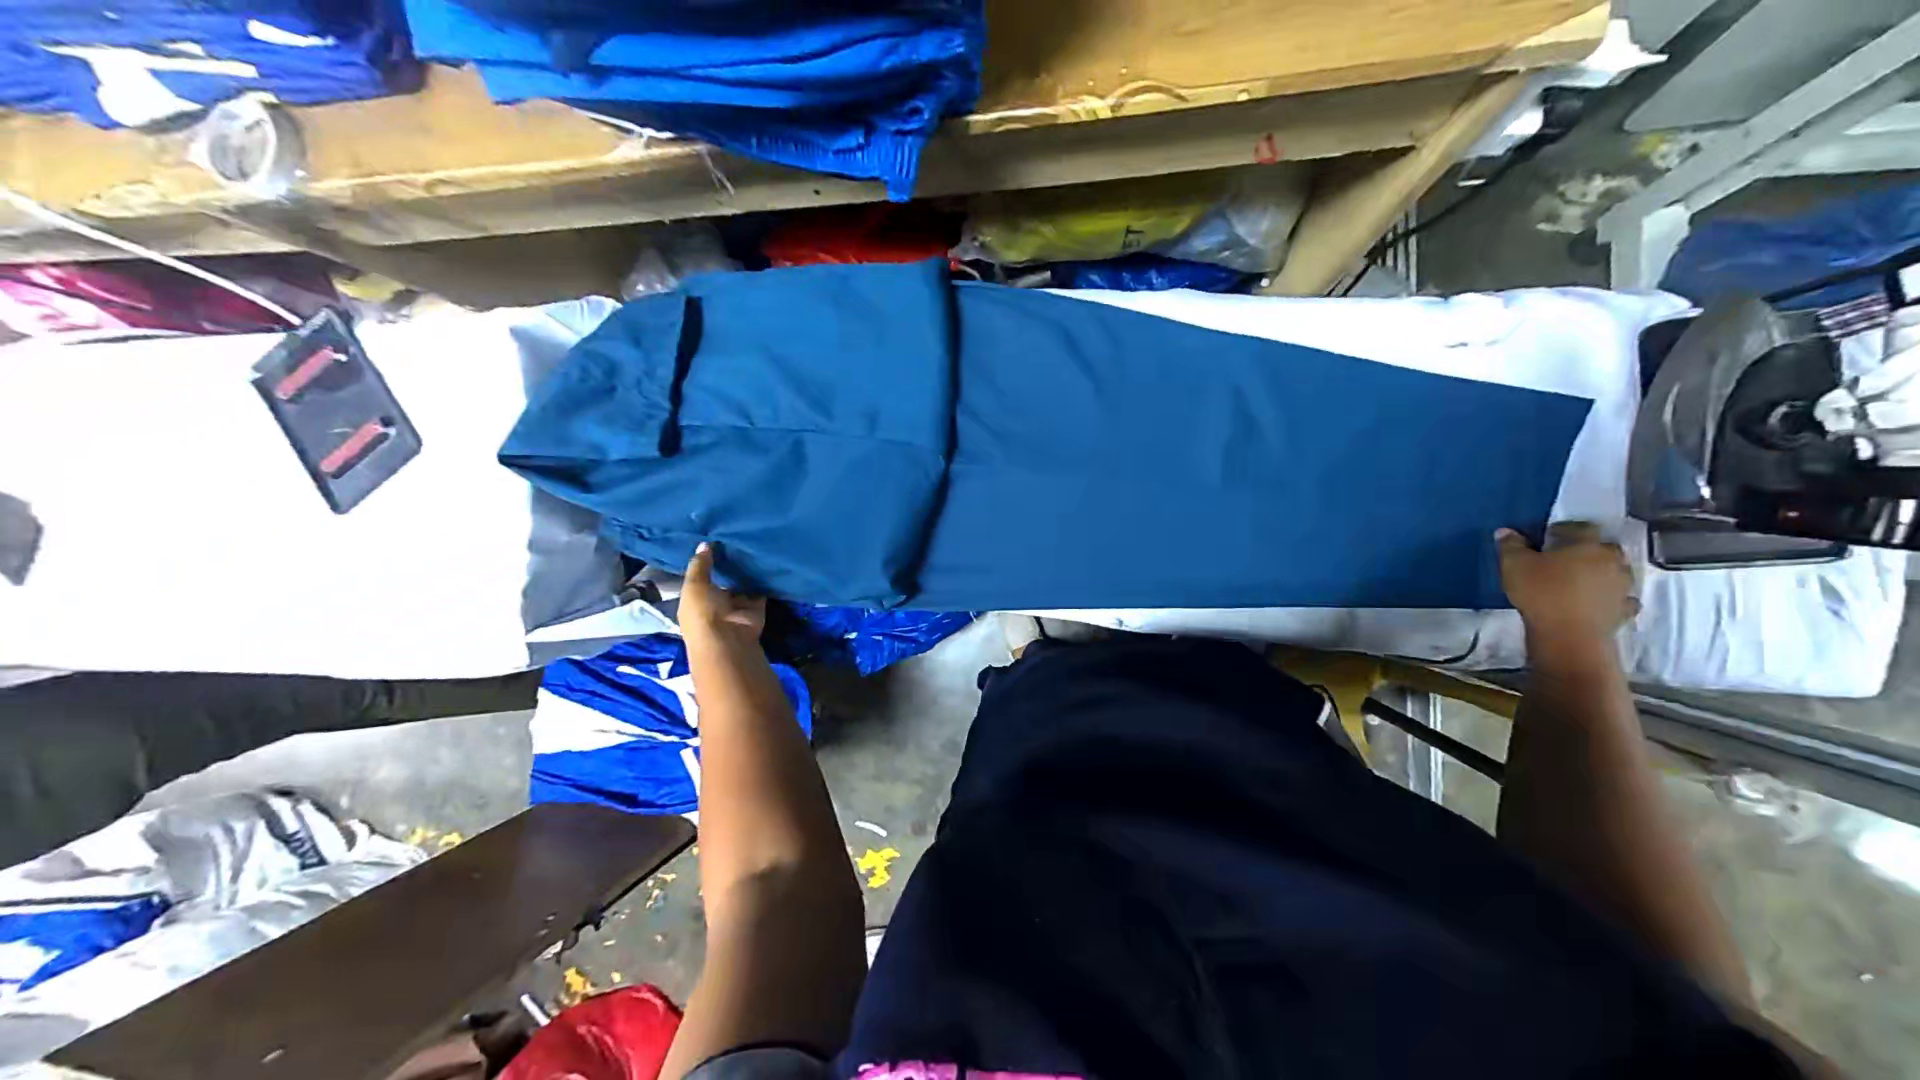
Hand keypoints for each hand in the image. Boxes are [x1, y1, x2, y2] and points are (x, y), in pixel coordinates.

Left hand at [680, 542, 766, 646]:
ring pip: (741, 583)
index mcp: (695, 600)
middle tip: (734, 537)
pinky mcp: (756, 606)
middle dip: (727, 564)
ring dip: (745, 569)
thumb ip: (700, 564)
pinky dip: (762, 578)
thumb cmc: (703, 612)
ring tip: (750, 542)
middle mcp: (715, 603)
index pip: (700, 578)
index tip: (712, 540)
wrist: (729, 639)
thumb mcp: (694, 585)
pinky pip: (759, 588)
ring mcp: (737, 605)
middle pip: (722, 580)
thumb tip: (705, 543)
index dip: (705, 562)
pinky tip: (764, 558)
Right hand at [1496, 523, 1637, 645]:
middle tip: (1566, 558)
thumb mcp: (1514, 565)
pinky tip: (1600, 601)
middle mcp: (1612, 561)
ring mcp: (1623, 586)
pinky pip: (1622, 598)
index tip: (1548, 536)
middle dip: (1588, 550)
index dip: (1564, 529)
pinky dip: (1612, 597)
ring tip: (1581, 580)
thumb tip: (1506, 531)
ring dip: (1602, 572)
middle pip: (1604, 548)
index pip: (1580, 527)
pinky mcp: (1625, 609)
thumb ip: (1511, 546)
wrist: (1569, 635)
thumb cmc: (1541, 593)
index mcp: (1587, 545)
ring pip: (1616, 572)